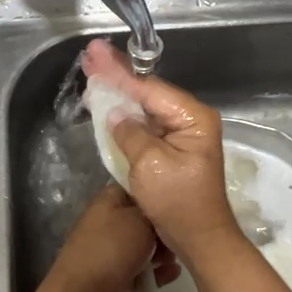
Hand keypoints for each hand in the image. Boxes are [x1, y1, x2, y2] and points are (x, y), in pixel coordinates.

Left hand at [45, 183, 177, 291]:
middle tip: (177, 238)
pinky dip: (156, 272)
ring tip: (172, 261)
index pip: (137, 189)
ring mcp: (111, 249)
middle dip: (163, 230)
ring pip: (145, 246)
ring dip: (162, 254)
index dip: (157, 194)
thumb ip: (153, 211)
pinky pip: (142, 268)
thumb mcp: (139, 219)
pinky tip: (170, 274)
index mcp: (108, 201)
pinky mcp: (116, 274)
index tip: (177, 204)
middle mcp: (108, 222)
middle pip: (144, 220)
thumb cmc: (113, 247)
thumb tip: (161, 212)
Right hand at [80, 38, 241, 262]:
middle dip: (118, 76)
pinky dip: (126, 114)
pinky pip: (146, 124)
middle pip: (148, 91)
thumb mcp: (150, 165)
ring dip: (119, 93)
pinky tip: (107, 104)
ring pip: (145, 106)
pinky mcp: (173, 149)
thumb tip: (115, 114)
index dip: (119, 72)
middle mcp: (190, 119)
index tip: (96, 53)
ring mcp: (183, 134)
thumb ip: (131, 134)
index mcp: (192, 117)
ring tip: (93, 74)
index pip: (149, 88)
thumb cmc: (178, 203)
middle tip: (90, 56)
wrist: (200, 238)